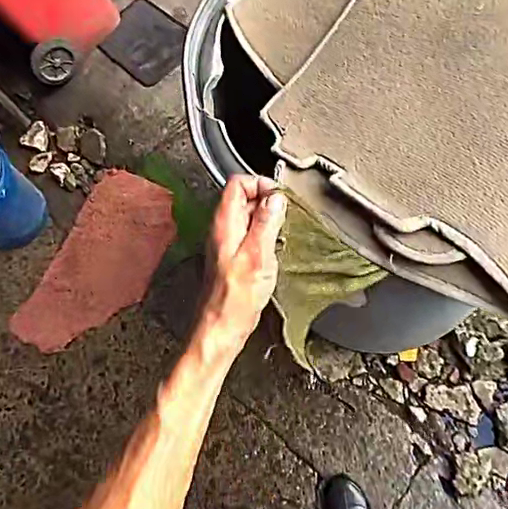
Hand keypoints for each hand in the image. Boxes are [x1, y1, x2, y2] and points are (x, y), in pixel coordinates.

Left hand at [196, 175, 285, 347]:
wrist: (223, 325)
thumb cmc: (235, 298)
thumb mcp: (257, 255)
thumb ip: (266, 223)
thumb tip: (275, 199)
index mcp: (224, 223)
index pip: (238, 183)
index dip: (260, 184)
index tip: (279, 197)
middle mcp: (223, 229)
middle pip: (245, 196)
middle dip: (268, 201)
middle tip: (284, 216)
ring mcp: (228, 242)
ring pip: (249, 215)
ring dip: (268, 219)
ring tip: (280, 233)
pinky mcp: (235, 256)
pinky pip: (251, 234)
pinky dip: (265, 235)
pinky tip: (273, 249)